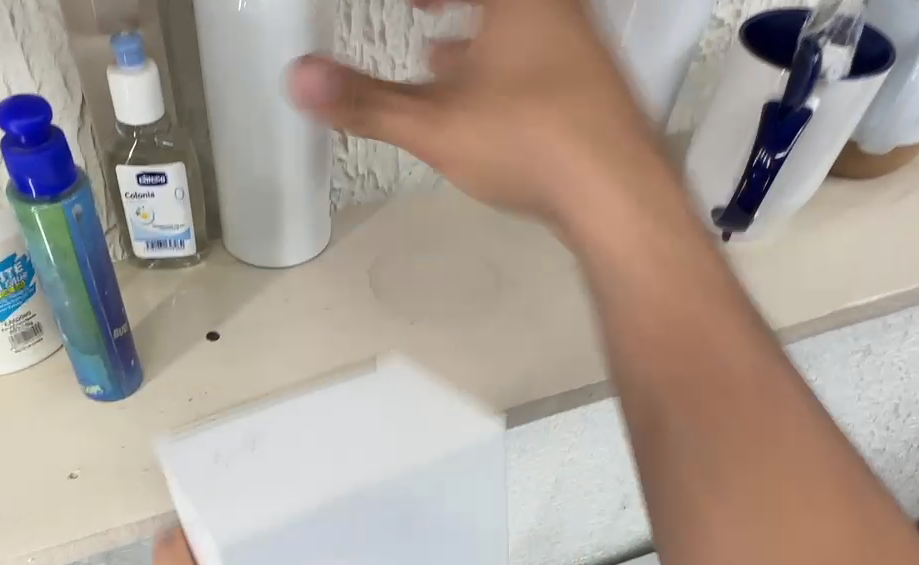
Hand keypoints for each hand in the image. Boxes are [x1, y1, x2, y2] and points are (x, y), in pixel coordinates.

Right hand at [286, 0, 653, 229]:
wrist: (615, 192)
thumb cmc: (536, 143)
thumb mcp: (434, 124)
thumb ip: (365, 103)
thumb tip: (303, 81)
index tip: (409, 7)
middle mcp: (553, 7)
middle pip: (494, 2)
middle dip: (446, 7)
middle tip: (421, 9)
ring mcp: (575, 42)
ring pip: (515, 22)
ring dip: (473, 31)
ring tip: (438, 52)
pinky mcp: (586, 82)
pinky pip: (534, 55)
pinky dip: (498, 64)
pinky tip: (483, 100)